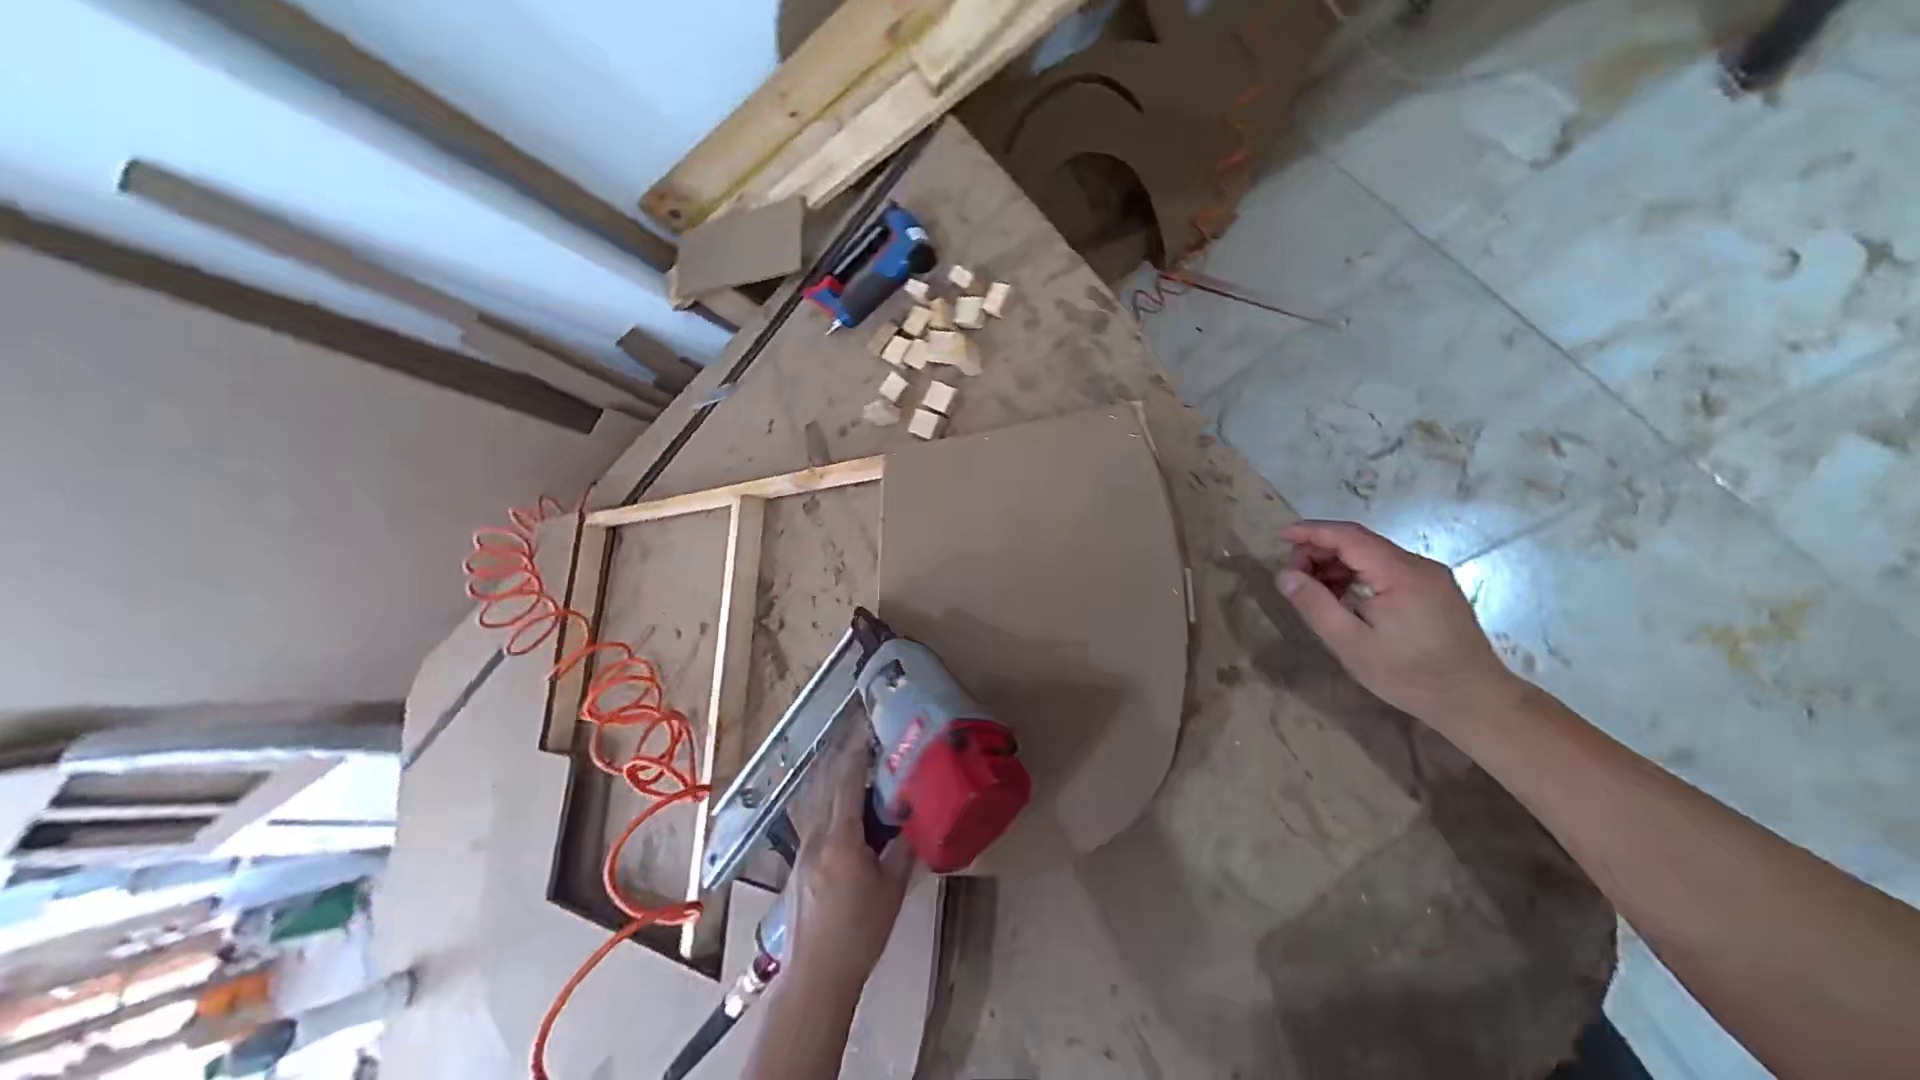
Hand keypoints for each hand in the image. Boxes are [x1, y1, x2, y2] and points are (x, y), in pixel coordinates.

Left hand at [785, 736, 915, 990]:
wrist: (816, 974)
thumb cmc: (860, 933)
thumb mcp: (892, 889)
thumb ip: (902, 849)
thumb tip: (911, 820)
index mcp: (840, 840)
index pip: (847, 783)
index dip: (858, 754)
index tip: (869, 733)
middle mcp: (815, 838)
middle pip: (826, 786)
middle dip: (844, 759)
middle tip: (863, 743)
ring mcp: (801, 851)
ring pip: (815, 803)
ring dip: (833, 780)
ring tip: (854, 770)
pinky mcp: (797, 866)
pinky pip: (812, 821)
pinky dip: (828, 804)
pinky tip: (842, 811)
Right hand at [1278, 520, 1521, 724]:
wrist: (1475, 700)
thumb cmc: (1409, 674)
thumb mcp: (1351, 643)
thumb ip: (1315, 605)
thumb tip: (1284, 575)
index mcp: (1400, 573)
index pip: (1349, 536)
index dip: (1311, 532)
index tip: (1281, 537)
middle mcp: (1418, 566)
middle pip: (1361, 542)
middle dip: (1321, 550)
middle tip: (1293, 575)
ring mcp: (1430, 577)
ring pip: (1374, 556)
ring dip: (1338, 564)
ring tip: (1313, 589)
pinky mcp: (1434, 591)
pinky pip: (1388, 570)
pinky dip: (1359, 575)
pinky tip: (1343, 597)